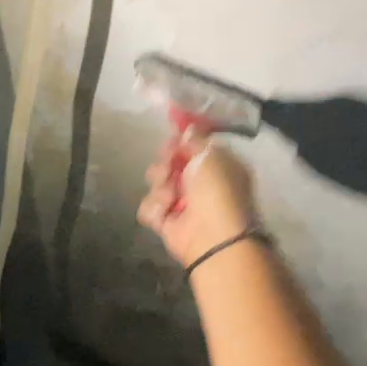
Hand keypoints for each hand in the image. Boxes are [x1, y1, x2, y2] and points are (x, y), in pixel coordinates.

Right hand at [138, 134, 258, 267]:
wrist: (212, 237)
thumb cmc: (217, 191)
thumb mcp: (211, 157)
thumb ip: (196, 140)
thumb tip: (187, 129)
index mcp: (217, 164)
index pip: (192, 145)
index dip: (180, 139)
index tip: (172, 133)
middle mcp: (199, 181)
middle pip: (169, 161)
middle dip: (166, 162)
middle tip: (170, 166)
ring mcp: (181, 201)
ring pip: (156, 182)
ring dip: (161, 187)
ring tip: (171, 197)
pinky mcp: (165, 220)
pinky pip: (149, 206)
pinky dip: (156, 209)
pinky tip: (167, 214)